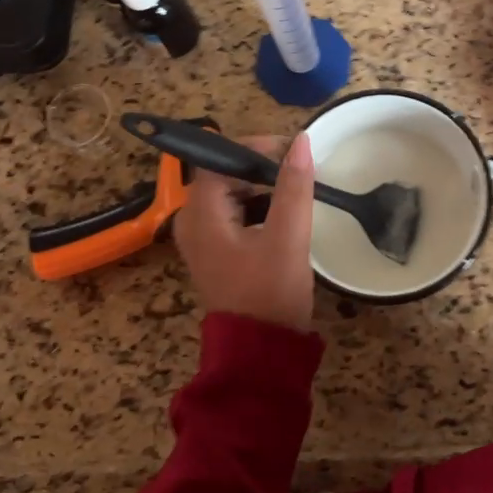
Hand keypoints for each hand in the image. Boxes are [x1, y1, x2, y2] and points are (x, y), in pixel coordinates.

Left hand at [173, 133, 317, 332]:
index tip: (289, 151)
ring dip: (262, 185)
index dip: (252, 147)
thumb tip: (300, 141)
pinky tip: (286, 212)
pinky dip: (258, 206)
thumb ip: (293, 187)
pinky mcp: (217, 252)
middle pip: (223, 174)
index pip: (218, 158)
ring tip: (297, 188)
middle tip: (298, 169)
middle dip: (260, 165)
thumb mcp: (288, 237)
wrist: (260, 351)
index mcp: (200, 214)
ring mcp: (203, 239)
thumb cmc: (270, 293)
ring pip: (230, 193)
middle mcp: (193, 222)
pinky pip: (234, 214)